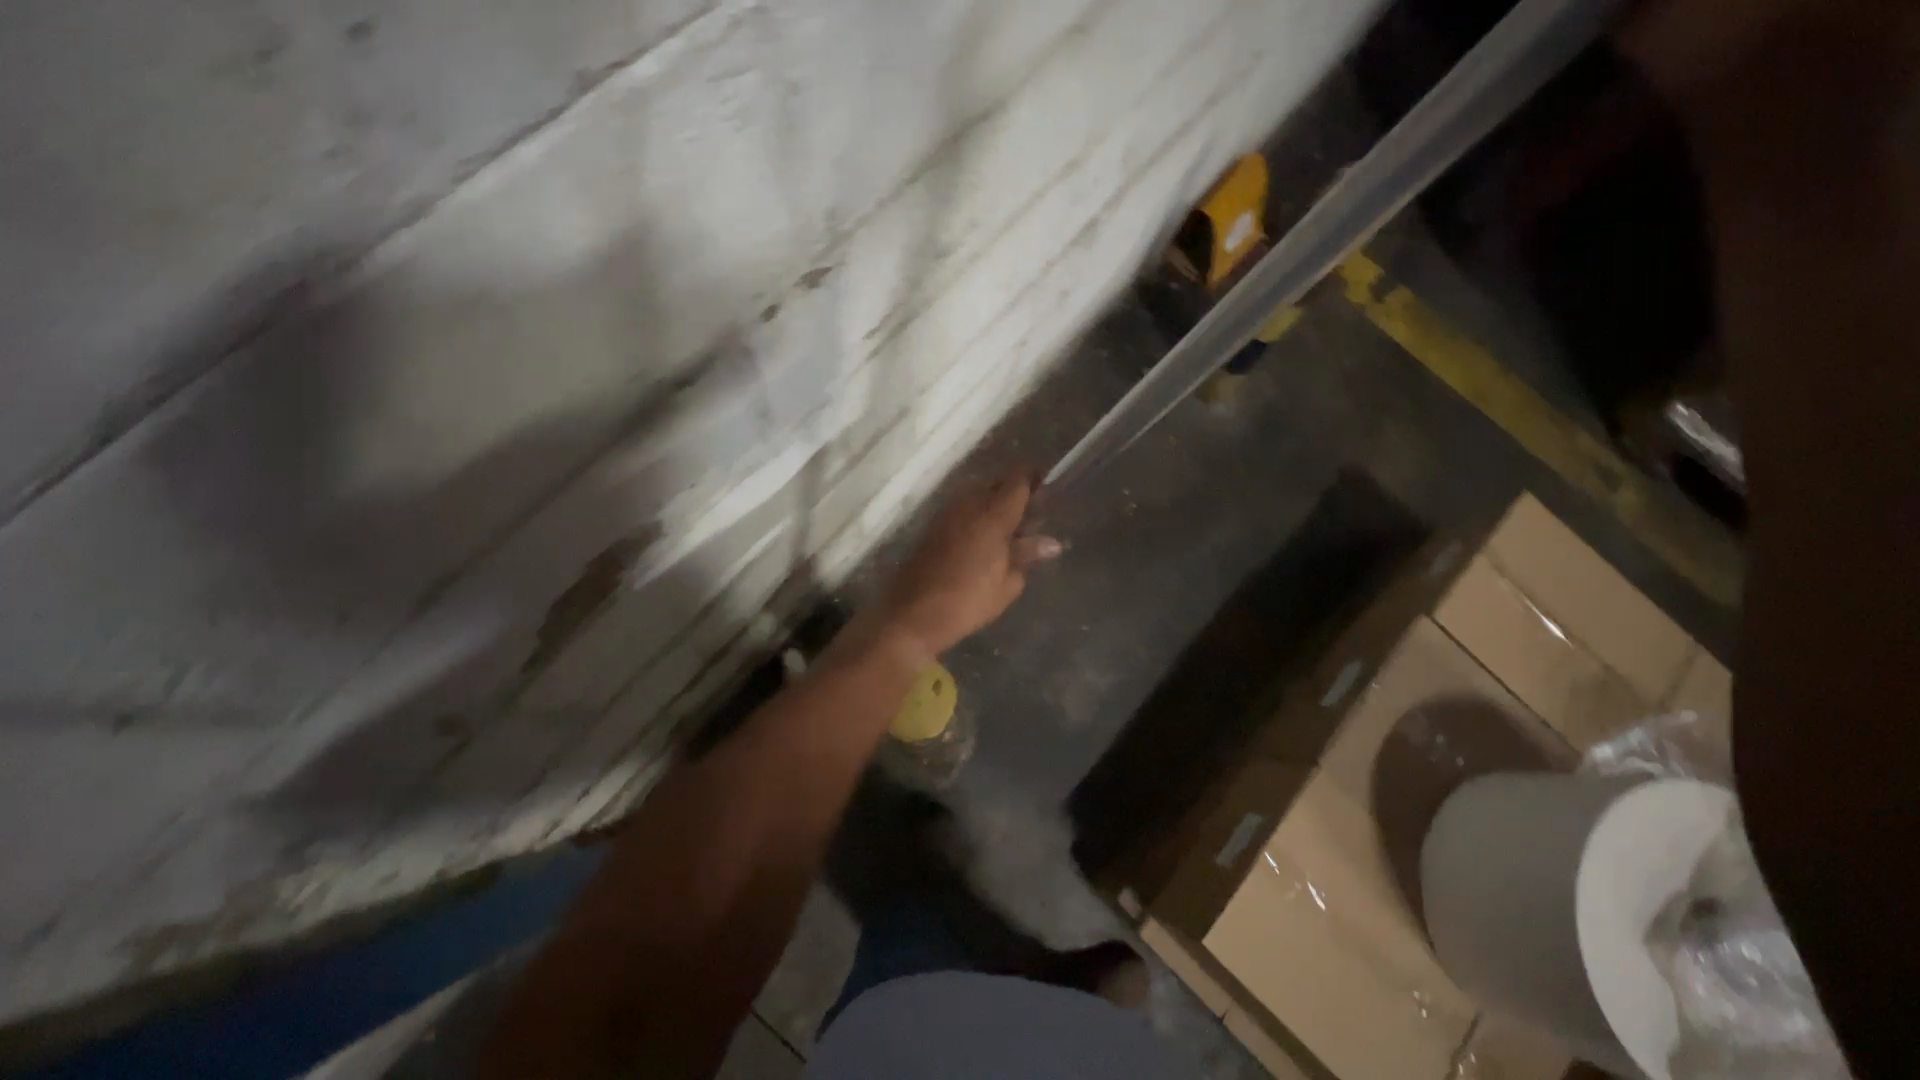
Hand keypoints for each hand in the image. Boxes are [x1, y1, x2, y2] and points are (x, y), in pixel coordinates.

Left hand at [873, 468, 1062, 658]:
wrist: (913, 614)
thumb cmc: (968, 601)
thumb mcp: (1007, 584)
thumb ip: (1027, 556)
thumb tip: (1051, 543)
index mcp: (993, 515)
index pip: (1017, 480)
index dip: (1033, 477)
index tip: (1045, 485)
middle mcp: (968, 505)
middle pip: (996, 485)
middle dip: (1014, 493)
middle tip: (1031, 513)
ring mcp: (947, 514)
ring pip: (976, 496)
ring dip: (993, 505)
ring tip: (1010, 528)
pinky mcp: (932, 527)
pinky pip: (962, 510)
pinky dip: (976, 516)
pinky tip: (984, 539)